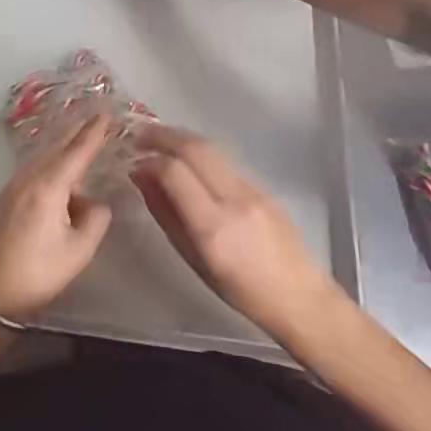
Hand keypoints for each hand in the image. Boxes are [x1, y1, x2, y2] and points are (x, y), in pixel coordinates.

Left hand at [0, 115, 115, 321]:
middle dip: (78, 129)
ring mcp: (13, 187)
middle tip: (98, 112)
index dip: (94, 133)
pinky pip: (34, 167)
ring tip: (82, 130)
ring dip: (63, 142)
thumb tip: (95, 202)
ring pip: (43, 155)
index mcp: (47, 188)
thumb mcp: (79, 250)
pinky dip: (51, 157)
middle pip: (56, 147)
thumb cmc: (38, 273)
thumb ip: (95, 219)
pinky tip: (59, 160)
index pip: (76, 152)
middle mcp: (28, 180)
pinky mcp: (7, 198)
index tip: (108, 113)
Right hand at [131, 127, 346, 332]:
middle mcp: (236, 200)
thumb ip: (166, 215)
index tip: (132, 163)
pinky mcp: (265, 188)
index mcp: (214, 226)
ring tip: (157, 142)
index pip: (175, 173)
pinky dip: (200, 154)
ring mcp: (255, 190)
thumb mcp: (192, 258)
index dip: (149, 161)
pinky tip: (187, 162)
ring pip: (214, 150)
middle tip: (138, 135)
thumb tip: (142, 179)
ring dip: (182, 140)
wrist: (298, 295)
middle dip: (164, 135)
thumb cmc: (239, 291)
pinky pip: (226, 163)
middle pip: (197, 149)